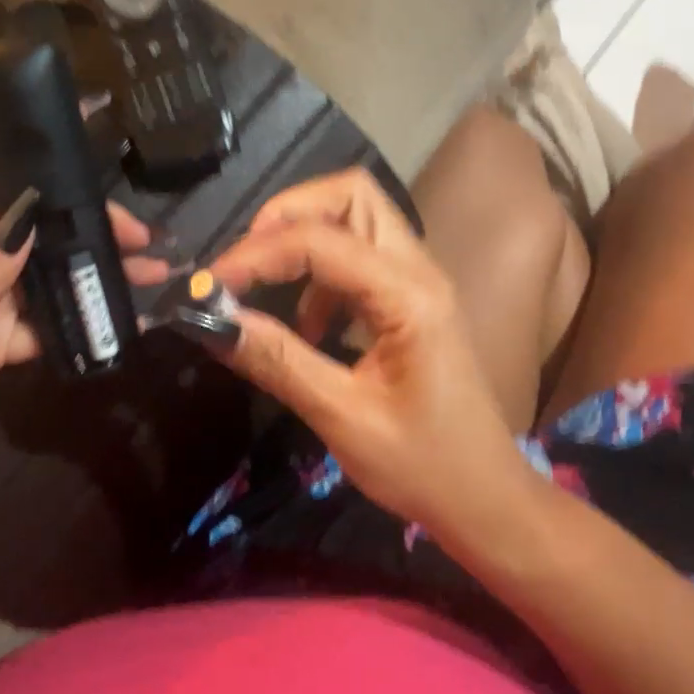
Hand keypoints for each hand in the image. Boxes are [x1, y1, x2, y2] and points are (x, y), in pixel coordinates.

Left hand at [0, 139, 166, 488]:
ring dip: (90, 270)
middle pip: (25, 225)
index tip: (72, 132)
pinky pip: (42, 327)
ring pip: (43, 275)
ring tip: (149, 272)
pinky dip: (79, 324)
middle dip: (79, 219)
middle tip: (137, 232)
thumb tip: (26, 222)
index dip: (13, 143)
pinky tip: (121, 323)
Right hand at [209, 169, 541, 533]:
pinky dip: (321, 271)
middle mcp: (419, 270)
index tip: (208, 287)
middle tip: (244, 259)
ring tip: (263, 288)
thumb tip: (212, 322)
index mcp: (408, 295)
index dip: (255, 255)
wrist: (485, 497)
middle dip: (289, 213)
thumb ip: (279, 361)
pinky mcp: (412, 300)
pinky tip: (304, 325)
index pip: (320, 240)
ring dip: (305, 238)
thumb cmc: (424, 466)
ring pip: (358, 218)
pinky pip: (362, 256)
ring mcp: (420, 281)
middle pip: (352, 195)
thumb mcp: (343, 418)